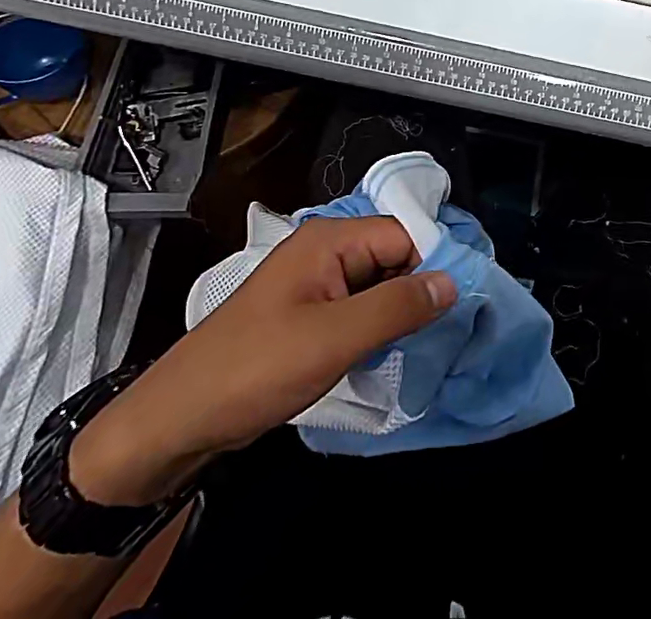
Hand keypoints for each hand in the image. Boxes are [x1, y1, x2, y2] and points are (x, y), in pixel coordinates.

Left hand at [69, 216, 454, 504]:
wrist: (182, 416)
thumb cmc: (255, 370)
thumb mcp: (334, 338)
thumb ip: (397, 307)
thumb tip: (452, 282)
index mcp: (329, 241)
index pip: (405, 234)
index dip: (438, 263)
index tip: (467, 300)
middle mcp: (325, 251)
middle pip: (395, 256)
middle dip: (422, 288)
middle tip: (450, 328)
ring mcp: (317, 283)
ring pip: (380, 284)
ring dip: (402, 311)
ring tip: (427, 342)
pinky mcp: (311, 312)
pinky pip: (361, 307)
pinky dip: (380, 326)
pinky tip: (392, 350)